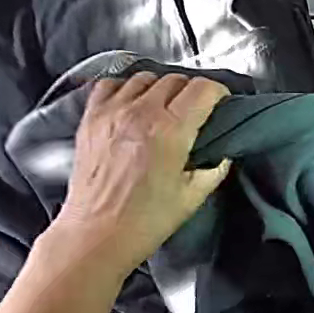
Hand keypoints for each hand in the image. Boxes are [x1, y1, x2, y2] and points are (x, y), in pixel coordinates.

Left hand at [48, 72, 231, 277]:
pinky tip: (132, 105)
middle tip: (196, 111)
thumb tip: (223, 151)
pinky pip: (111, 84)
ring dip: (160, 88)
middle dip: (191, 91)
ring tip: (165, 108)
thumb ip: (214, 168)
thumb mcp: (192, 197)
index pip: (202, 89)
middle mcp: (140, 112)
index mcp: (170, 130)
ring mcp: (112, 112)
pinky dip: (126, 89)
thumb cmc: (145, 221)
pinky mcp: (91, 118)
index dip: (218, 93)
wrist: (97, 234)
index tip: (221, 103)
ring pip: (144, 77)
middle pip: (175, 79)